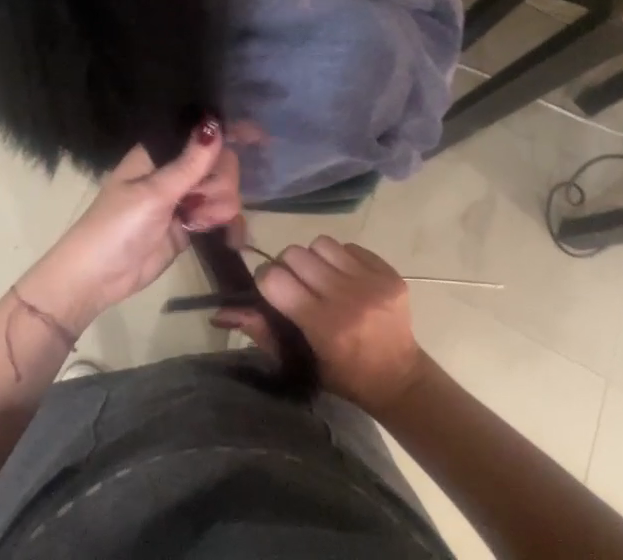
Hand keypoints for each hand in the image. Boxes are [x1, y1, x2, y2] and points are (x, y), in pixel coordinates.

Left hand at [19, 120, 241, 328]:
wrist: (98, 277)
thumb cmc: (116, 226)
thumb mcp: (153, 193)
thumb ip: (189, 163)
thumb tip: (215, 125)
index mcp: (157, 154)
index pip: (198, 134)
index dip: (227, 133)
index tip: (260, 138)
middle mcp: (173, 172)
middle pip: (220, 163)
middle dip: (220, 182)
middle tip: (196, 201)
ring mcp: (183, 200)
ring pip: (223, 190)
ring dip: (219, 206)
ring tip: (195, 222)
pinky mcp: (189, 227)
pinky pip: (220, 216)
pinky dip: (227, 224)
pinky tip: (228, 236)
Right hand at [216, 237, 426, 414]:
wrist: (400, 378)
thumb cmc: (342, 375)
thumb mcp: (299, 361)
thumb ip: (262, 332)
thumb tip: (223, 312)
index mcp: (323, 325)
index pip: (275, 278)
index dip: (266, 281)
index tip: (273, 293)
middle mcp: (348, 299)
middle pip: (295, 254)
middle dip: (288, 267)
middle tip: (297, 287)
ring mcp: (372, 283)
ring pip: (321, 243)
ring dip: (314, 259)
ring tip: (321, 280)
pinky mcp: (390, 274)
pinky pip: (350, 247)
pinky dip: (341, 259)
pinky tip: (346, 281)